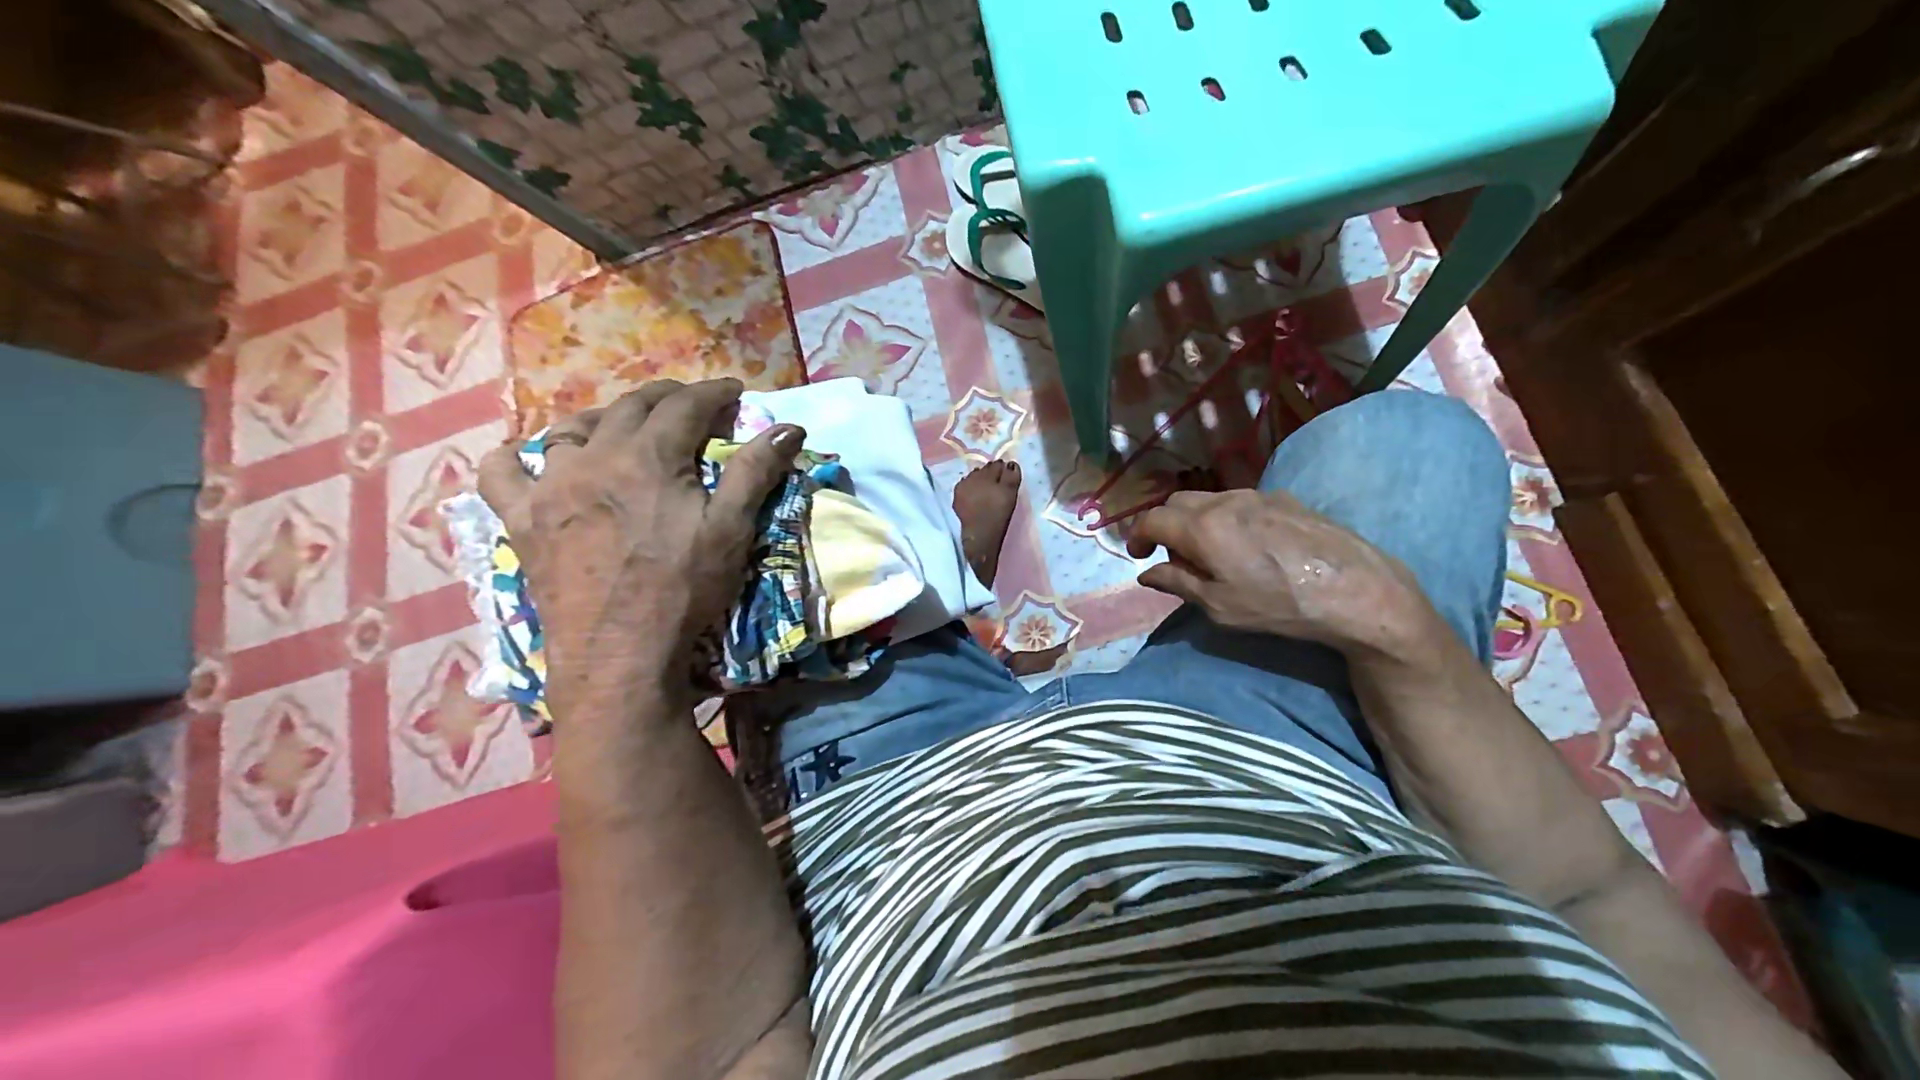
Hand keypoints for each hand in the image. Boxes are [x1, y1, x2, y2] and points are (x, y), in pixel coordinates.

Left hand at [477, 379, 803, 718]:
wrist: (620, 651)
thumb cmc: (683, 588)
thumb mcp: (731, 529)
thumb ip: (756, 471)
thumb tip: (790, 427)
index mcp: (647, 456)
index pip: (684, 406)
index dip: (712, 393)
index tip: (733, 392)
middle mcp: (593, 458)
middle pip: (630, 407)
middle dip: (665, 397)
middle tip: (690, 403)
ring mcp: (550, 487)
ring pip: (571, 430)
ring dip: (603, 418)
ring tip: (623, 425)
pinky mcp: (522, 521)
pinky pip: (501, 475)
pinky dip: (513, 457)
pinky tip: (526, 456)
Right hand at [1125, 489, 1441, 659]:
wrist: (1357, 592)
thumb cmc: (1279, 606)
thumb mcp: (1219, 606)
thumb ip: (1177, 583)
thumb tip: (1147, 573)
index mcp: (1203, 528)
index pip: (1152, 519)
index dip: (1137, 536)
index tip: (1137, 555)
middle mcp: (1225, 501)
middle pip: (1178, 502)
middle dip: (1165, 524)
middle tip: (1171, 555)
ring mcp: (1259, 495)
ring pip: (1210, 498)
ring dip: (1196, 519)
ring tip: (1210, 551)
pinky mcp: (1286, 498)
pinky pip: (1241, 501)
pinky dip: (1226, 517)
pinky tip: (1246, 544)